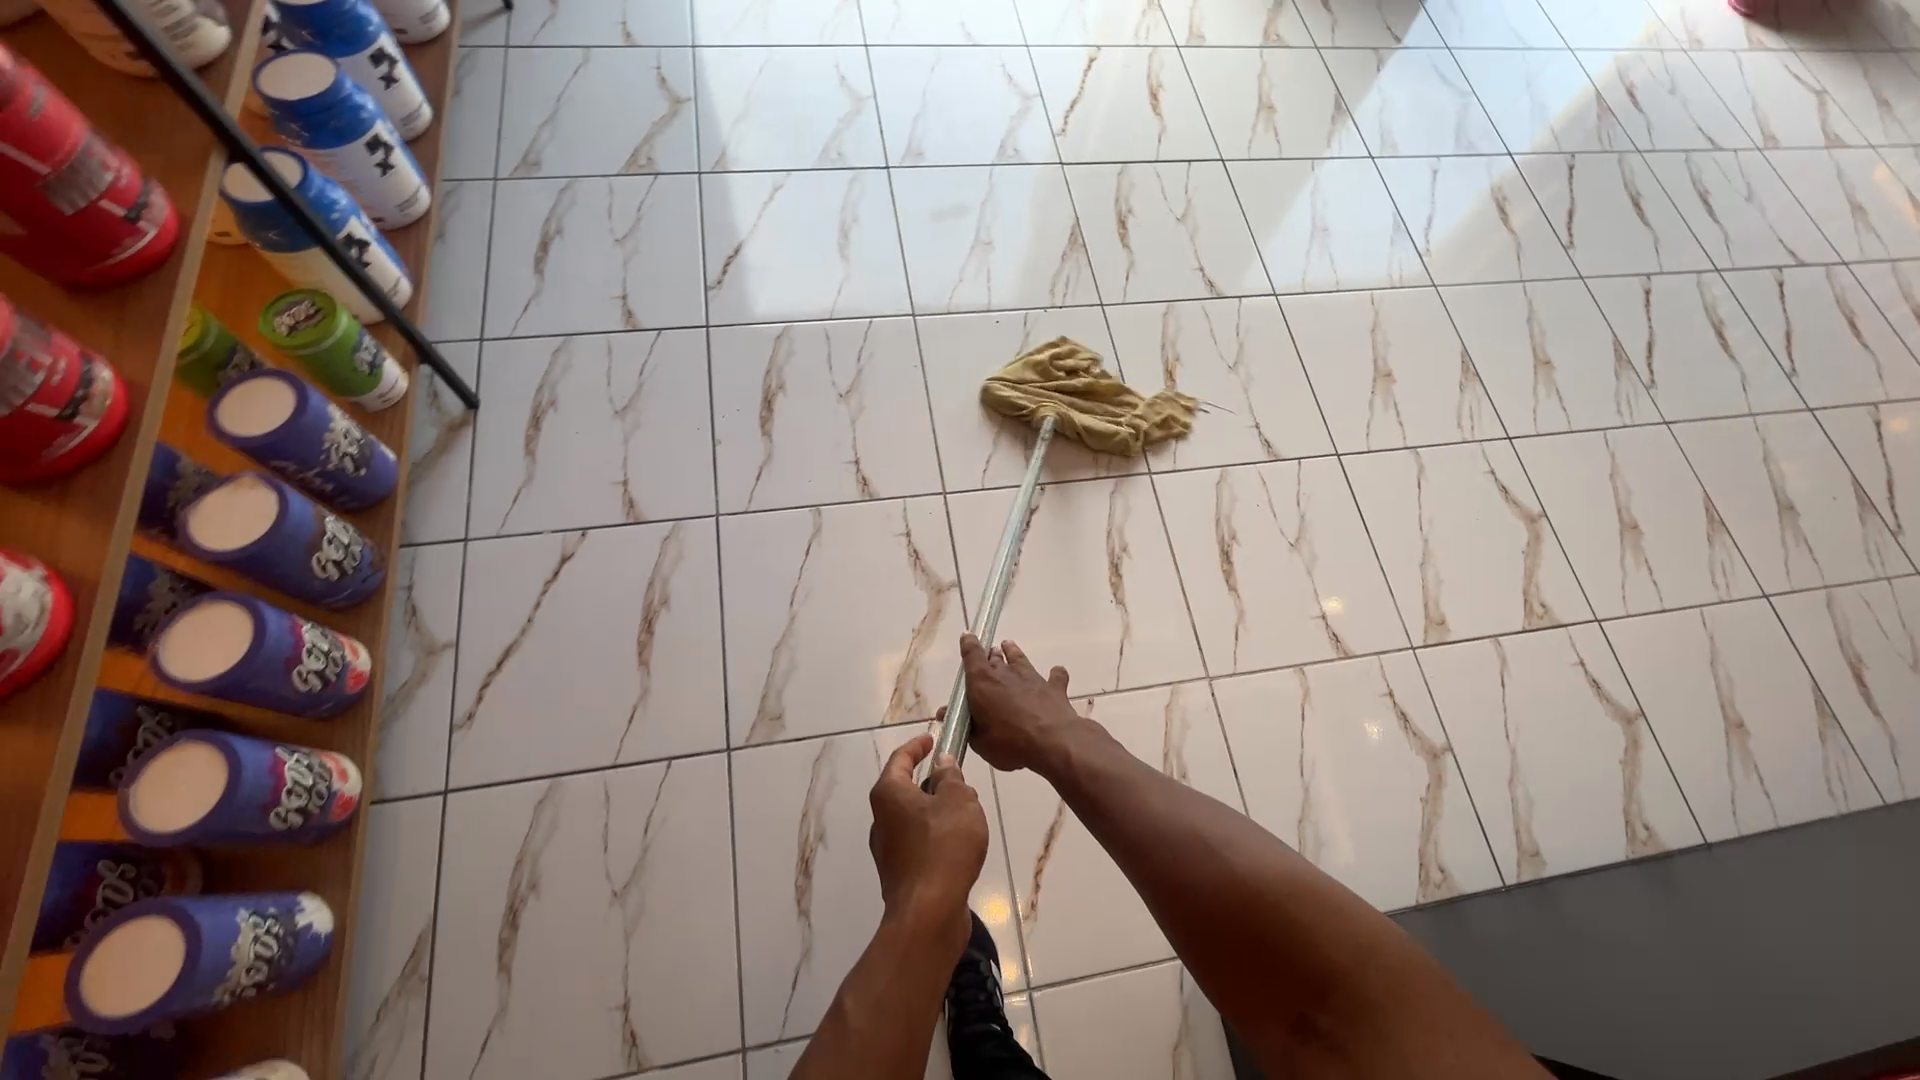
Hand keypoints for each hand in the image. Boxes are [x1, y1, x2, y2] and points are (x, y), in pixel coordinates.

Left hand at [869, 734, 987, 950]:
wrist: (929, 913)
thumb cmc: (944, 847)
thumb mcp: (958, 801)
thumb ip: (951, 777)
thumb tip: (943, 764)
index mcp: (889, 794)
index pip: (900, 758)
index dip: (917, 745)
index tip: (932, 737)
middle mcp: (881, 819)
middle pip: (906, 789)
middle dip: (933, 781)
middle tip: (959, 779)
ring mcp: (888, 849)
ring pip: (915, 818)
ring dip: (938, 811)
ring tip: (968, 813)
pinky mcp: (900, 873)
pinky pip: (919, 843)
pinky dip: (937, 836)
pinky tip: (960, 845)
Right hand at [960, 634, 1092, 773]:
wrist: (1052, 742)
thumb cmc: (1008, 742)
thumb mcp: (978, 740)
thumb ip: (965, 724)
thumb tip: (945, 713)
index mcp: (982, 681)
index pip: (972, 655)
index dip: (969, 644)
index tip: (967, 636)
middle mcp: (1006, 672)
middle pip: (996, 657)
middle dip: (991, 654)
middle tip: (989, 654)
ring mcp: (1032, 677)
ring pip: (1020, 659)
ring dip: (1014, 653)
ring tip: (1009, 645)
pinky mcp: (1053, 687)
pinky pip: (1055, 676)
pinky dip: (1055, 674)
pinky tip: (1056, 671)